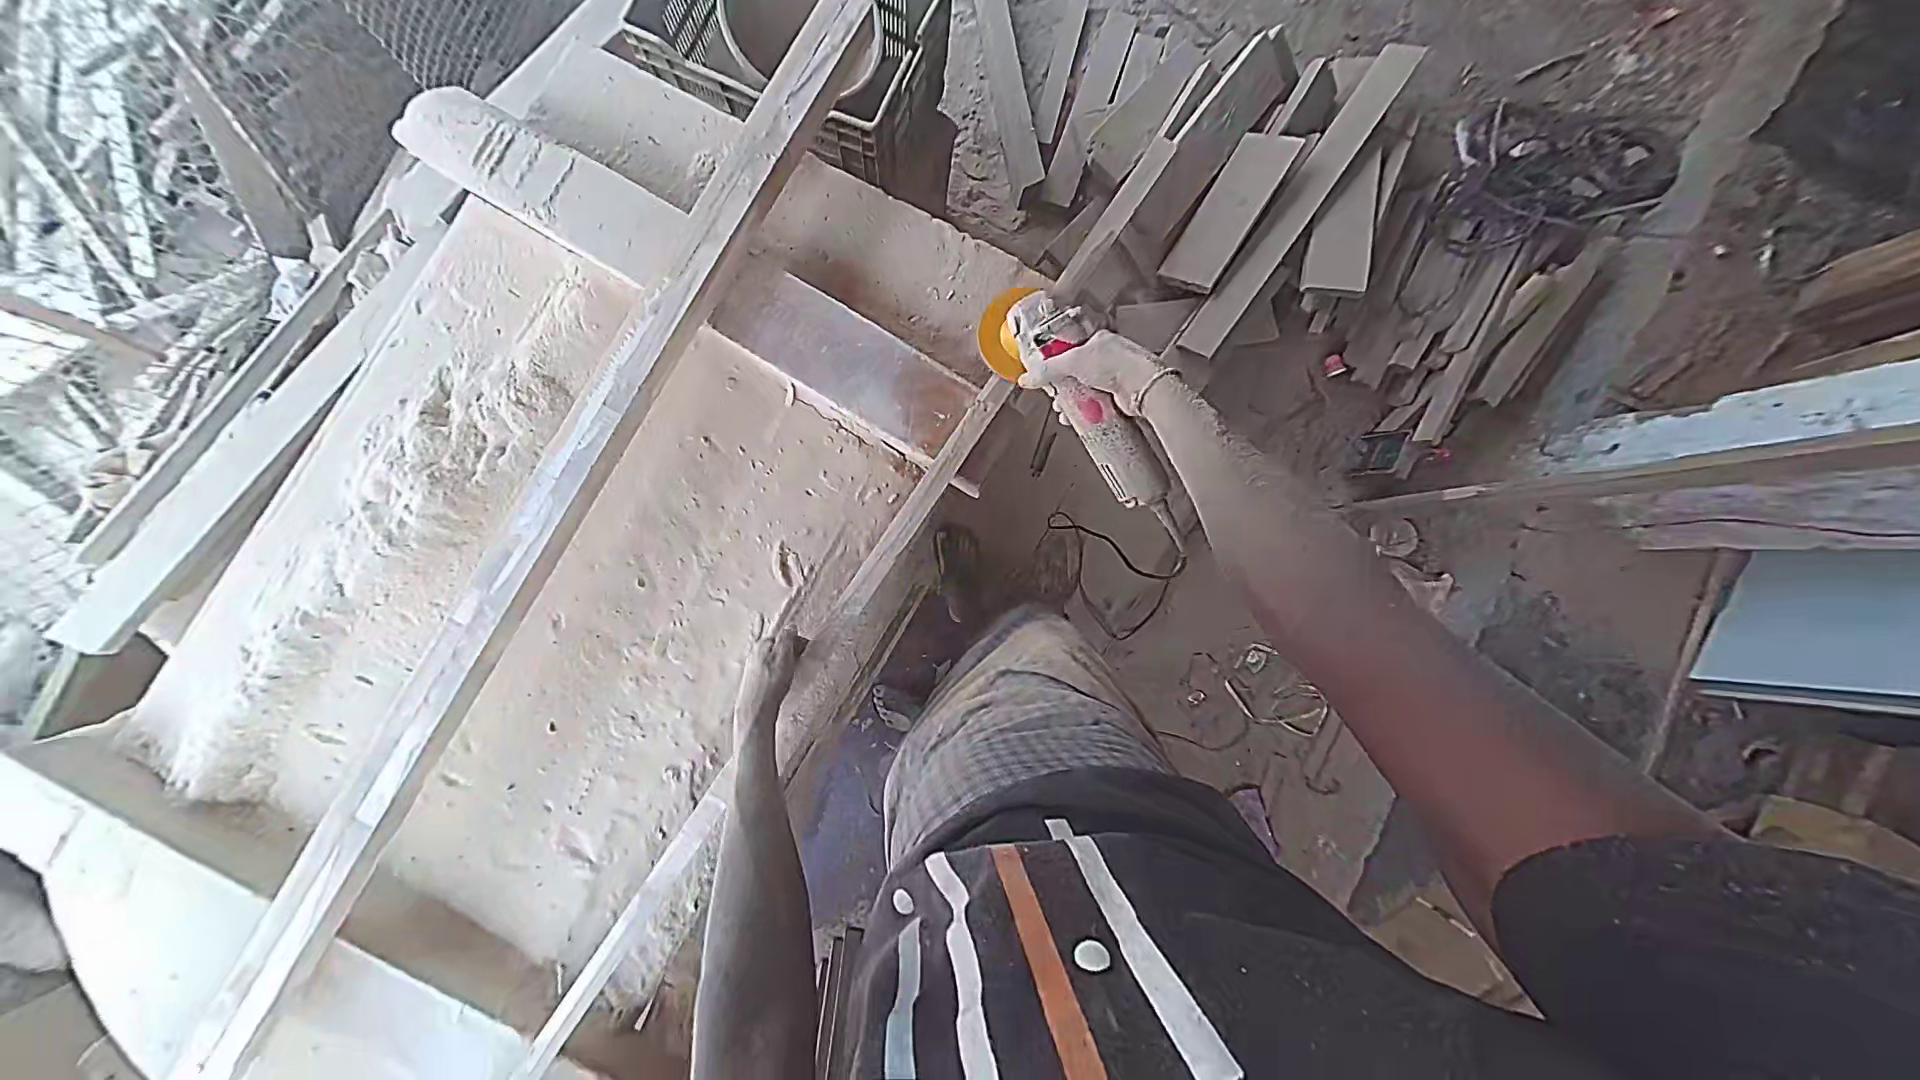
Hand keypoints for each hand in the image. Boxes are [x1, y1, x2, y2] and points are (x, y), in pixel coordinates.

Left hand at [734, 605, 801, 745]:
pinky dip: (778, 671)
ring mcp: (753, 667)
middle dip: (791, 650)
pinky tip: (781, 679)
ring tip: (792, 670)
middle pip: (778, 646)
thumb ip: (787, 638)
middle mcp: (755, 653)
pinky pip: (769, 669)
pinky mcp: (754, 680)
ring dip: (784, 661)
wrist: (755, 710)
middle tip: (801, 658)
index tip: (806, 649)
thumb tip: (791, 626)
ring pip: (773, 658)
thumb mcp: (784, 656)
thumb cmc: (771, 683)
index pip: (784, 635)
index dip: (798, 641)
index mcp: (763, 644)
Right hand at [1016, 329, 1171, 415]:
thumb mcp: (1074, 362)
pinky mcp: (1116, 397)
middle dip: (1060, 387)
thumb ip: (1047, 370)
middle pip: (1074, 373)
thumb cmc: (1118, 365)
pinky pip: (1093, 404)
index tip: (1042, 374)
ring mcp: (1112, 378)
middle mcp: (1106, 358)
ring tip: (1062, 410)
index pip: (1068, 349)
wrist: (1144, 388)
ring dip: (1070, 402)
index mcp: (1097, 340)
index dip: (1053, 362)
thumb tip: (1027, 378)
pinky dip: (1082, 411)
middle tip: (1052, 394)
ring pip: (1083, 390)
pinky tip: (1074, 417)